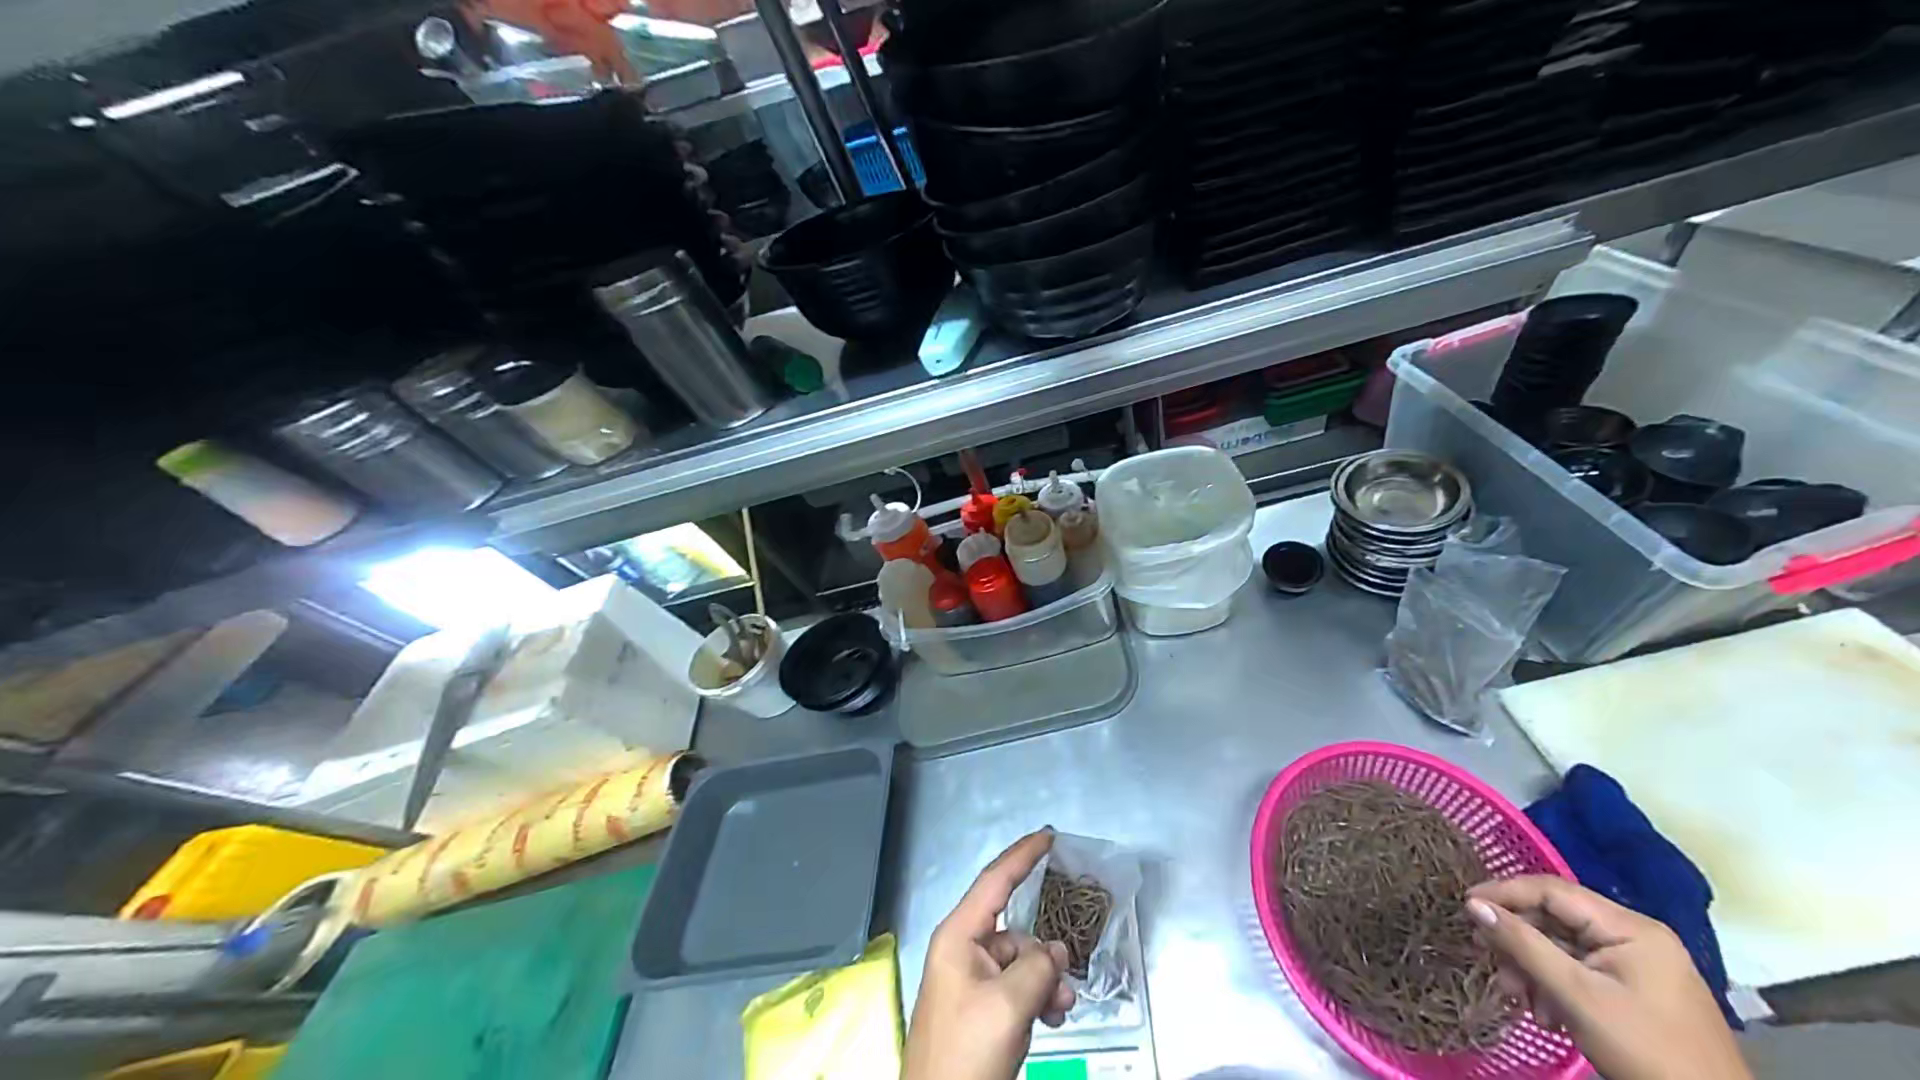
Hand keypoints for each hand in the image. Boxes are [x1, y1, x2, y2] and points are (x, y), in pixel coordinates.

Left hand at [904, 829, 1075, 1079]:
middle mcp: (963, 950)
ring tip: (1061, 1009)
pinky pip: (1017, 988)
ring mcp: (970, 980)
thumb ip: (1037, 969)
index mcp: (959, 935)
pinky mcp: (980, 1008)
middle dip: (1044, 952)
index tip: (1048, 836)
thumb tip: (1055, 951)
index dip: (1022, 855)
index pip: (994, 880)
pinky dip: (1037, 998)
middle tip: (1065, 980)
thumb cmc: (966, 1050)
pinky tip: (1051, 1019)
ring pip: (1021, 962)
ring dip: (1045, 982)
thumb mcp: (1007, 1006)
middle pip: (1015, 931)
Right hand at [1467, 876, 1751, 1079]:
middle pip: (1554, 919)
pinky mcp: (1633, 988)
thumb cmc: (1645, 1050)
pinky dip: (1553, 985)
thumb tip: (1472, 904)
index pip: (1552, 890)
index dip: (1504, 892)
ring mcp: (1636, 963)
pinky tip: (1545, 1013)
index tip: (1465, 906)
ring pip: (1561, 946)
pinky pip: (1578, 969)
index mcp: (1631, 929)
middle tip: (1492, 963)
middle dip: (1519, 942)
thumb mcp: (1576, 995)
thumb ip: (1522, 944)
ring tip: (1519, 998)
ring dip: (1532, 968)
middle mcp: (1634, 936)